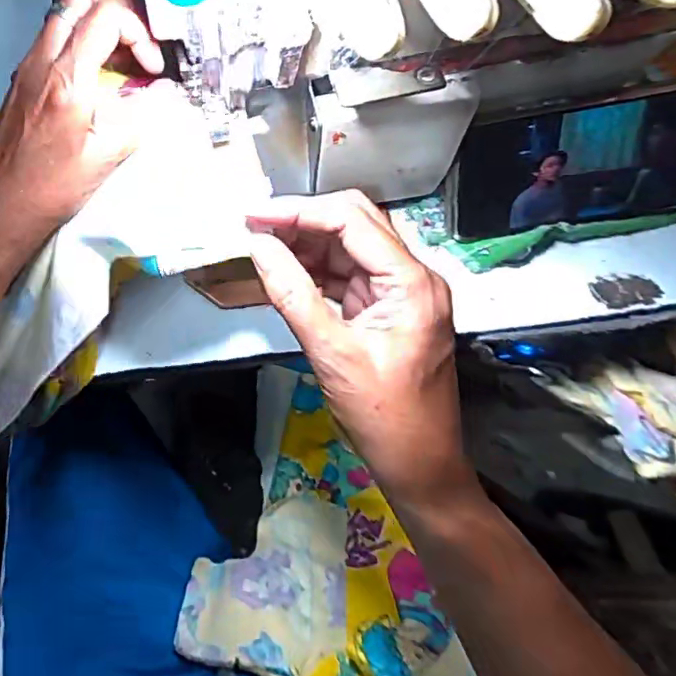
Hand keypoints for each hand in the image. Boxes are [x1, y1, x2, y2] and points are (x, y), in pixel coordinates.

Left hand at [0, 0, 167, 278]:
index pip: (107, 15)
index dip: (140, 32)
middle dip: (117, 6)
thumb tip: (158, 98)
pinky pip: (51, 42)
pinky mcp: (19, 83)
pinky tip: (96, 79)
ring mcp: (25, 71)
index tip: (150, 65)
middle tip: (138, 36)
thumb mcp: (105, 157)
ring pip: (63, 16)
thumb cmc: (42, 191)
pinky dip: (78, 45)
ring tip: (121, 60)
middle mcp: (39, 64)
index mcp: (65, 78)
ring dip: (97, 25)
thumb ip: (138, 117)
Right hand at [245, 192, 473, 509]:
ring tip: (261, 243)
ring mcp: (399, 290)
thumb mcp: (330, 352)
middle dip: (301, 218)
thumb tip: (258, 247)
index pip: (351, 220)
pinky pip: (345, 270)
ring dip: (303, 240)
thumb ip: (291, 293)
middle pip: (353, 221)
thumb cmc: (386, 417)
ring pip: (347, 243)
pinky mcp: (385, 305)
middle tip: (255, 224)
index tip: (255, 215)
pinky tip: (283, 267)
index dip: (298, 211)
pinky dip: (312, 265)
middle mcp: (412, 276)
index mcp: (411, 283)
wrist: (420, 465)